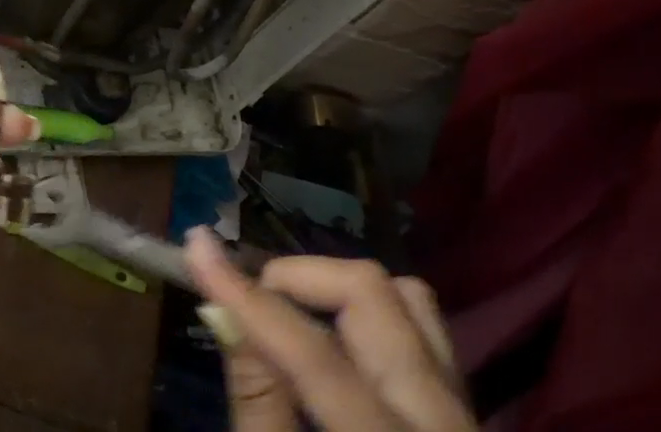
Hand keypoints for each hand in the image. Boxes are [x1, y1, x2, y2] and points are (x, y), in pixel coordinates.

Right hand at [184, 230, 475, 431]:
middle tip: (247, 298)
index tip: (195, 246)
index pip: (312, 350)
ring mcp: (465, 416)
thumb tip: (226, 312)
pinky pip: (420, 333)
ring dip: (337, 293)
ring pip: (410, 302)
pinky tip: (329, 344)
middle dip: (297, 279)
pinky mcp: (463, 413)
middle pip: (374, 295)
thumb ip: (258, 403)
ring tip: (287, 316)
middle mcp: (443, 423)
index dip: (245, 292)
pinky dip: (366, 318)